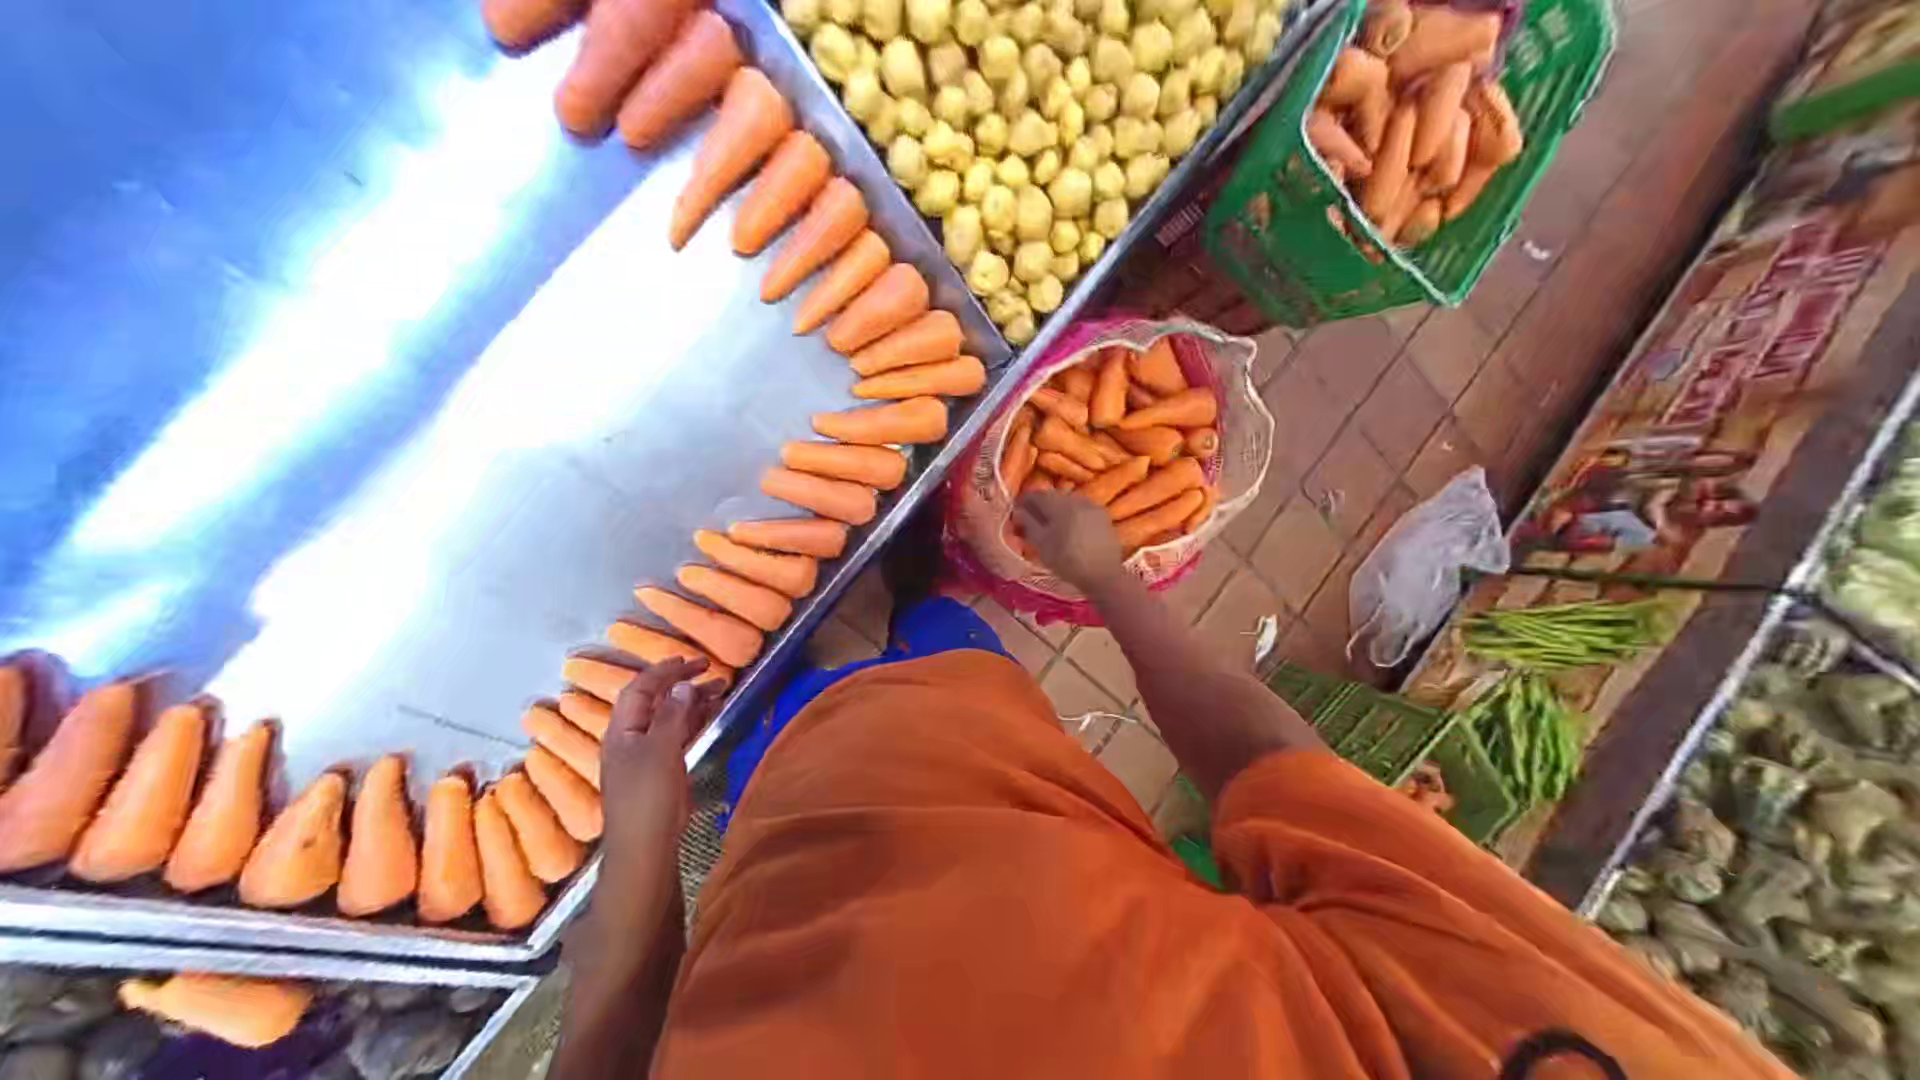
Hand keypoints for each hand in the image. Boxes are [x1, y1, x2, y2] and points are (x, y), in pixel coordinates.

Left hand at [598, 658, 720, 882]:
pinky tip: (713, 712)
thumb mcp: (661, 750)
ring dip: (693, 700)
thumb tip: (683, 686)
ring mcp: (647, 754)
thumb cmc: (648, 796)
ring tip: (720, 688)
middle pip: (655, 701)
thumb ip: (672, 715)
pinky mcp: (663, 768)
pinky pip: (680, 734)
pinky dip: (696, 720)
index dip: (663, 672)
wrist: (646, 845)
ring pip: (671, 717)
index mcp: (622, 731)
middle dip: (681, 683)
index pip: (640, 690)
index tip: (689, 660)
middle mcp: (632, 738)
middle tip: (709, 669)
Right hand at [1014, 491, 1126, 593]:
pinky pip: (1082, 510)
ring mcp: (1093, 507)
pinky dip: (1072, 515)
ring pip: (1069, 502)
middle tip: (1032, 520)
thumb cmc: (1067, 561)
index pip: (1037, 494)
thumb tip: (1018, 511)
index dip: (1024, 501)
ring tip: (1052, 526)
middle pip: (1054, 496)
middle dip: (1041, 505)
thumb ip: (1028, 523)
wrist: (1103, 575)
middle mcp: (1077, 499)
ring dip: (1058, 510)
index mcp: (1060, 504)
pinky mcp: (1104, 517)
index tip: (1017, 511)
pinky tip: (1070, 530)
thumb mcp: (1041, 544)